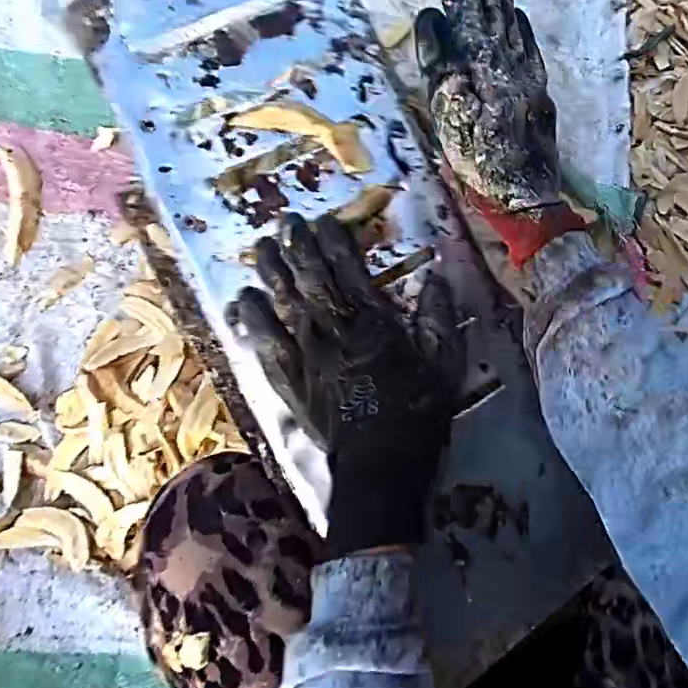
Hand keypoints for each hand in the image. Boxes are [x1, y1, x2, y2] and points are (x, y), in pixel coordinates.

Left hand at [227, 213, 464, 558]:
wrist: (381, 467)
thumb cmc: (417, 412)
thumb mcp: (445, 364)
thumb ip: (440, 318)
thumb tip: (438, 276)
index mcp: (372, 323)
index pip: (348, 270)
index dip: (333, 241)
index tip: (322, 220)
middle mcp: (334, 331)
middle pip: (310, 279)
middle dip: (296, 247)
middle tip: (284, 221)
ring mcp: (307, 355)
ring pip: (283, 305)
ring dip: (270, 273)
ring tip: (259, 248)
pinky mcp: (290, 380)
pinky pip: (265, 345)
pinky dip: (252, 321)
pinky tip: (242, 301)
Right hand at [416, 0, 583, 264]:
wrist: (528, 194)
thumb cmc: (481, 162)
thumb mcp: (448, 115)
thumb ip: (439, 63)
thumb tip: (433, 16)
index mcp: (484, 62)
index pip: (469, 5)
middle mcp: (510, 60)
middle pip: (494, 6)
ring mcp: (528, 74)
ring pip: (512, 21)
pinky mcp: (537, 90)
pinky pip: (528, 44)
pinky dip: (518, 22)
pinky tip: (516, 13)